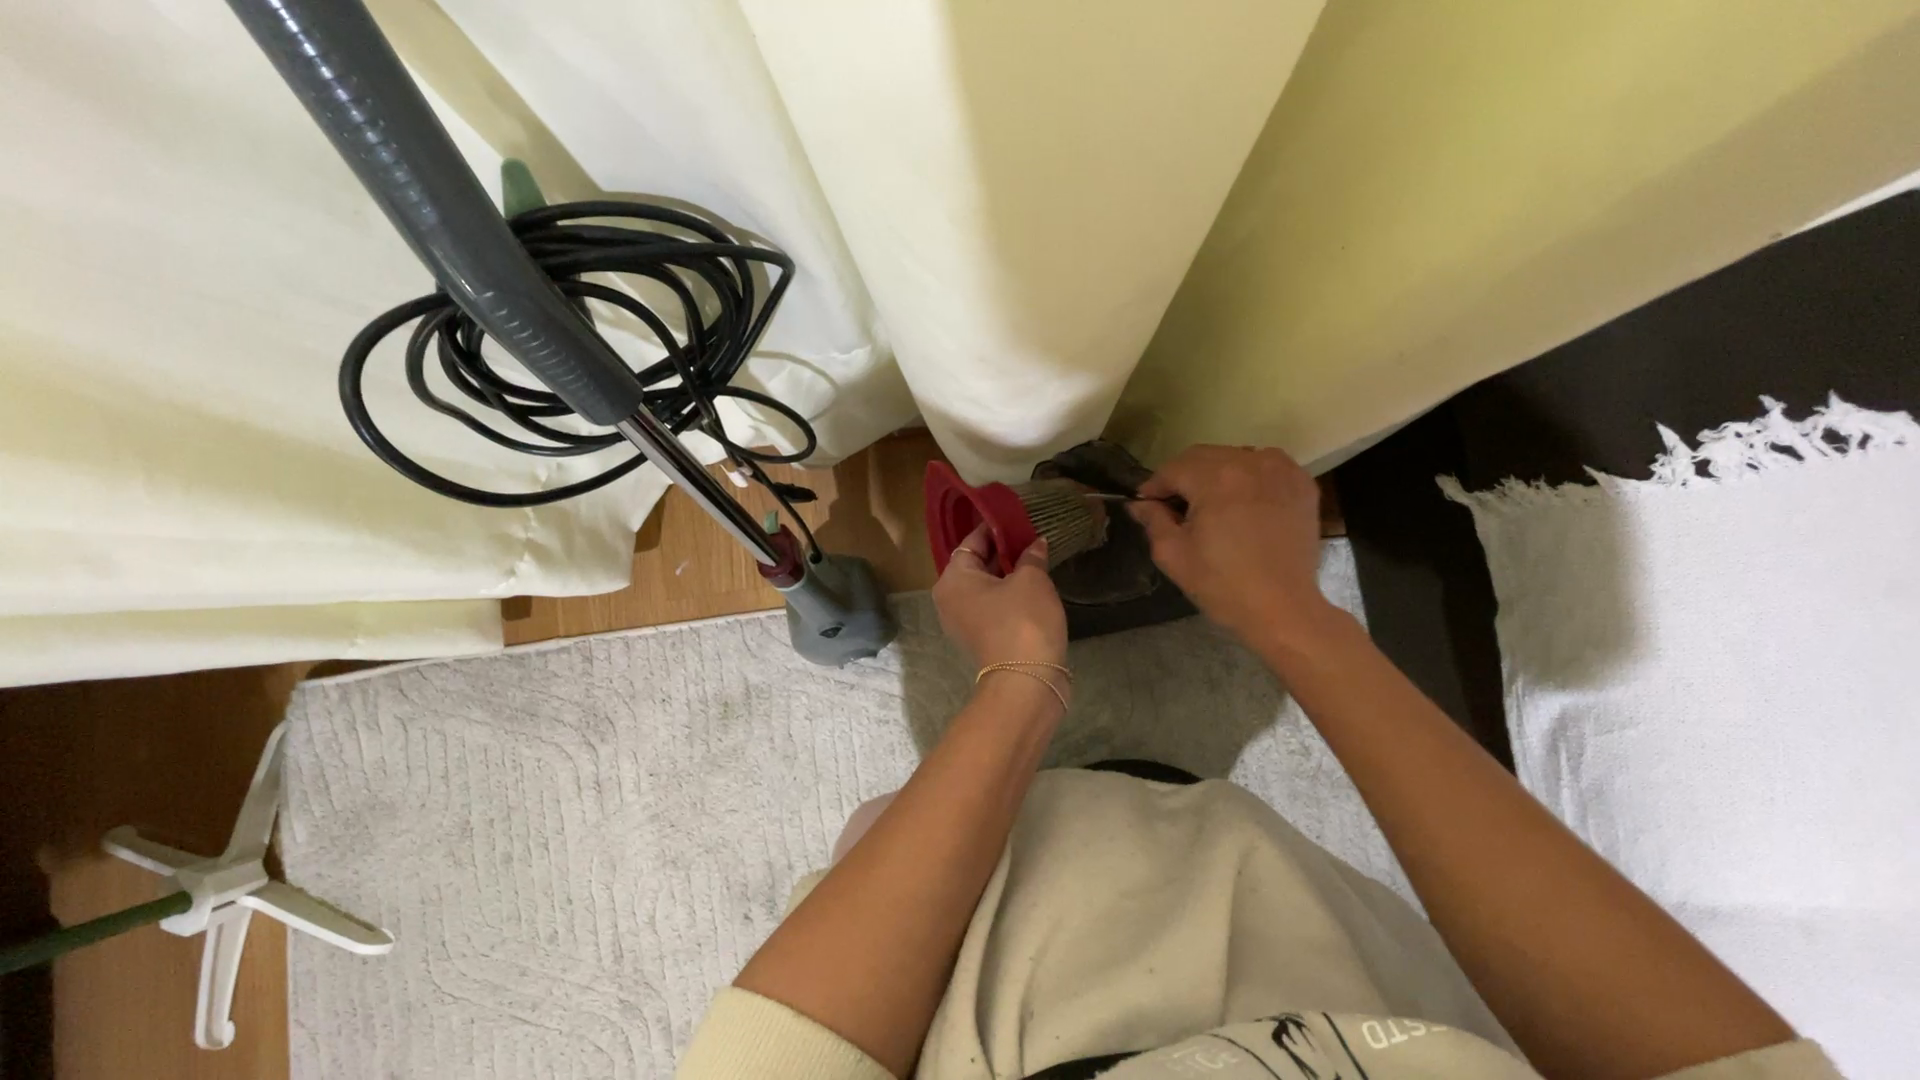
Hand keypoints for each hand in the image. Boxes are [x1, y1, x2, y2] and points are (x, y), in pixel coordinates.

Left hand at [932, 524, 1067, 670]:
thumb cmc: (1023, 620)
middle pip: (975, 564)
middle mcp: (949, 598)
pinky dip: (1007, 595)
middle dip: (1002, 551)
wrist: (1027, 679)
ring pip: (984, 587)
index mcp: (953, 579)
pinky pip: (991, 606)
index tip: (1018, 518)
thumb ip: (1031, 556)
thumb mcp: (1032, 579)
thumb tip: (1036, 543)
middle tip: (1030, 537)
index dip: (995, 528)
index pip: (972, 541)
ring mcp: (962, 621)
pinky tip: (1031, 587)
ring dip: (1007, 574)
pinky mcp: (979, 638)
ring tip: (1035, 559)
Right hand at [1128, 445, 1337, 650]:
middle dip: (1184, 477)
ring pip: (1234, 457)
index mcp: (1216, 478)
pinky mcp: (1302, 484)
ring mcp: (1282, 470)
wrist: (1284, 609)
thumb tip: (1140, 504)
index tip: (1146, 504)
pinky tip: (1243, 503)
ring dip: (1216, 475)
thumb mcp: (1174, 555)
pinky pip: (1265, 467)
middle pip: (1203, 457)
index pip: (1174, 468)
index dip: (1155, 486)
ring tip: (1210, 506)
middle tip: (1174, 506)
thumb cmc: (1223, 585)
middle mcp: (1251, 462)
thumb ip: (1153, 520)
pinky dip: (1248, 477)